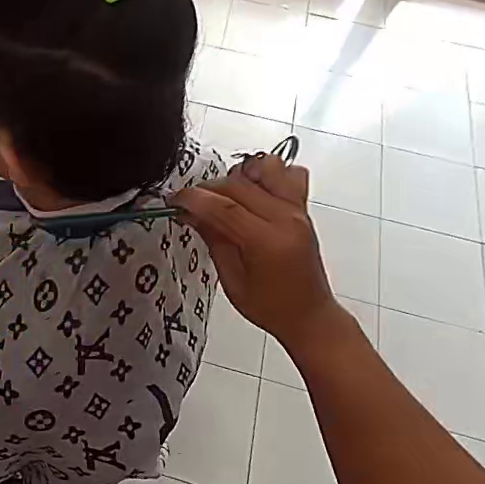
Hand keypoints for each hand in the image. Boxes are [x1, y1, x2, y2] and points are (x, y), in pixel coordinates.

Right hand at [170, 154, 347, 350]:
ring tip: (227, 197)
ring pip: (267, 167)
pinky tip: (256, 193)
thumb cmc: (272, 307)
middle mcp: (286, 219)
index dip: (193, 198)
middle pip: (240, 184)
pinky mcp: (304, 209)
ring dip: (242, 175)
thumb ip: (214, 240)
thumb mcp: (233, 281)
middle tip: (191, 205)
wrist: (309, 315)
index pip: (223, 206)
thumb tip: (192, 213)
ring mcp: (298, 211)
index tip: (175, 200)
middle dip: (209, 189)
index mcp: (267, 241)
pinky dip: (270, 175)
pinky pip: (290, 175)